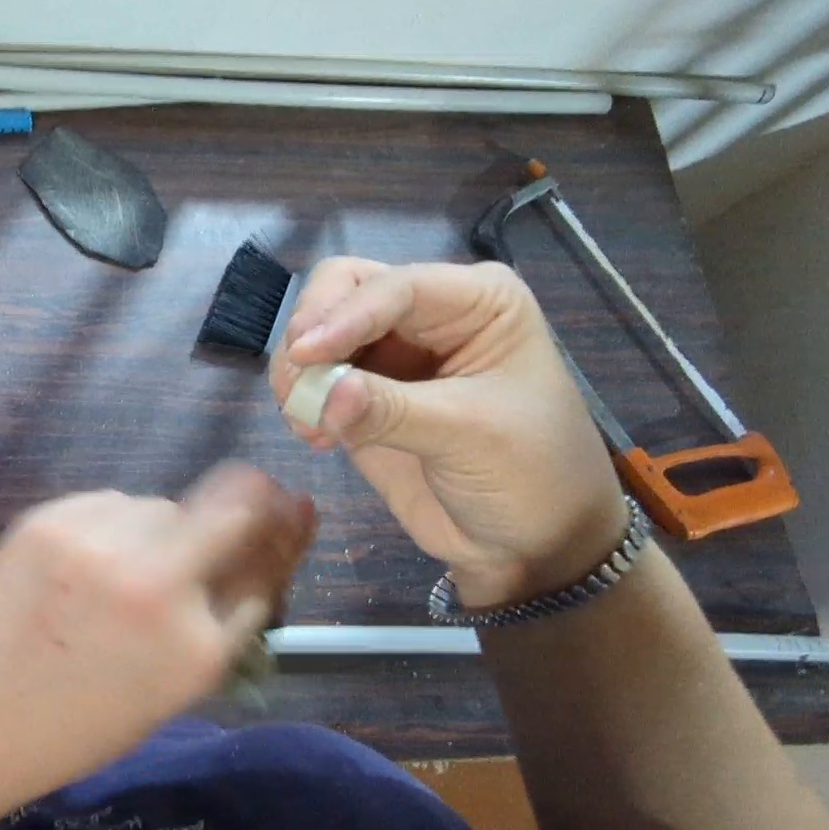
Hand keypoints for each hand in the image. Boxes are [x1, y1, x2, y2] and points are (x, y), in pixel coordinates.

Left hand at [0, 463, 314, 811]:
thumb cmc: (77, 723)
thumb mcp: (171, 687)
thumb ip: (220, 617)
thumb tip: (268, 539)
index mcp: (198, 648)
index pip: (268, 563)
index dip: (283, 528)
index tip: (287, 504)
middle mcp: (158, 584)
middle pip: (232, 505)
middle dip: (246, 497)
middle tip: (244, 492)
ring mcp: (99, 545)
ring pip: (159, 505)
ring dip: (157, 527)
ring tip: (115, 569)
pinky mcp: (50, 519)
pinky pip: (107, 503)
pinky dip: (108, 524)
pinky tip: (80, 561)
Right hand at [269, 256, 625, 607]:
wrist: (527, 542)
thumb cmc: (530, 475)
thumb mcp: (470, 435)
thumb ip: (390, 410)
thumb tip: (318, 394)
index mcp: (475, 301)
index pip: (395, 287)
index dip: (343, 316)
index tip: (304, 356)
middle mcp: (425, 316)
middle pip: (340, 289)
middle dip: (311, 330)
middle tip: (297, 381)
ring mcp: (386, 354)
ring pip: (314, 332)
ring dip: (297, 371)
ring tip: (307, 422)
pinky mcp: (357, 395)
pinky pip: (309, 379)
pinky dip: (298, 400)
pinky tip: (315, 437)